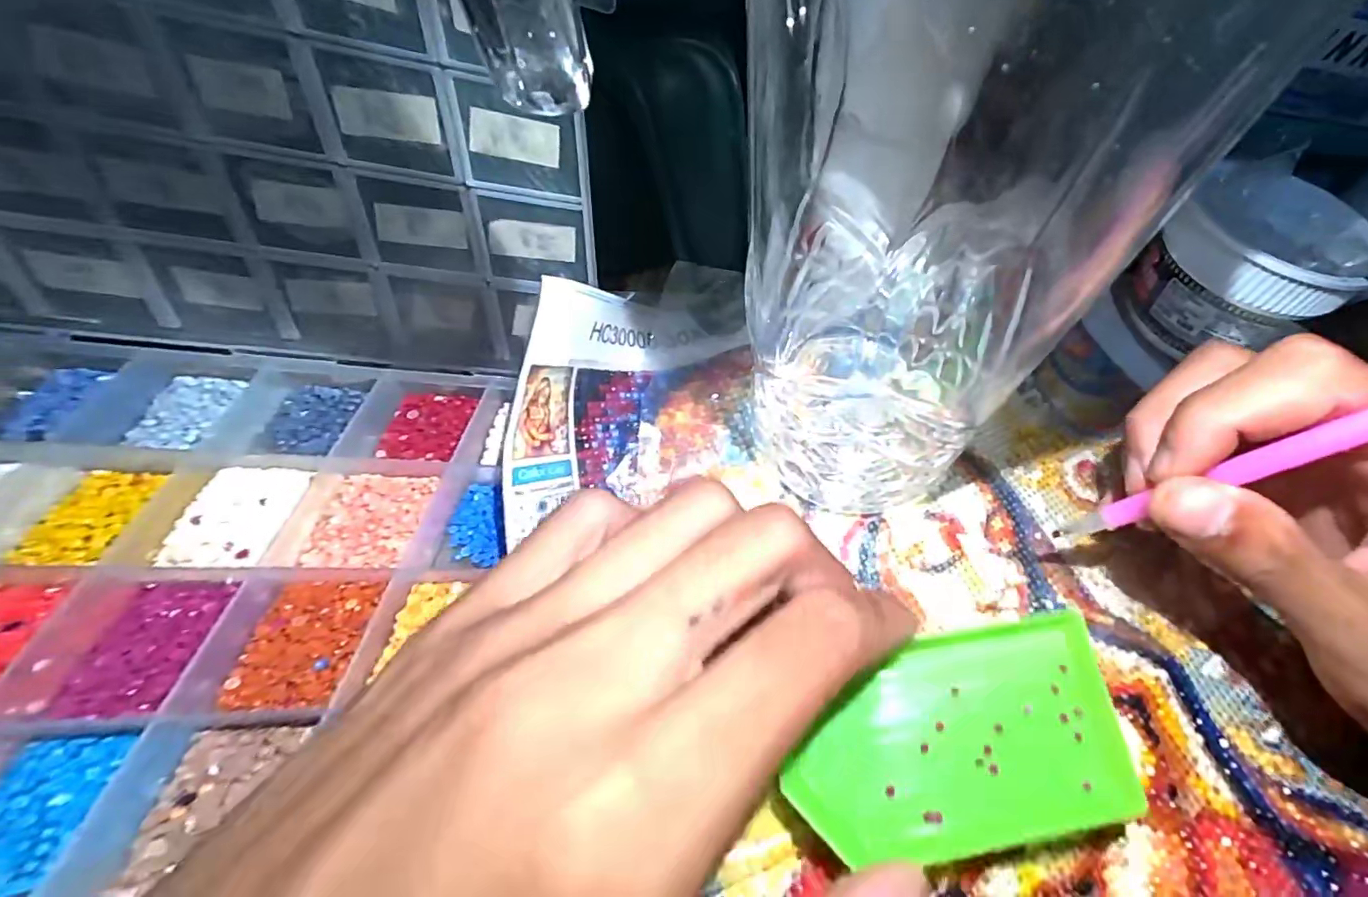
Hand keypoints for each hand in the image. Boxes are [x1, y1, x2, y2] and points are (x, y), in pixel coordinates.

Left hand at [162, 482, 923, 896]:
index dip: (880, 619)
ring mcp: (512, 633)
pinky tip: (644, 591)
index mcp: (650, 794)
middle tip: (826, 622)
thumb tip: (914, 870)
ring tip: (747, 599)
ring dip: (744, 544)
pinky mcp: (453, 624)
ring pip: (689, 507)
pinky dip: (648, 535)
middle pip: (765, 541)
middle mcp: (592, 676)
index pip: (815, 634)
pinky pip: (593, 518)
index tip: (896, 631)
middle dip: (825, 569)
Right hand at [1122, 336, 1367, 792]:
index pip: (1311, 377)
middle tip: (1145, 500)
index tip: (1165, 490)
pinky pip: (1220, 435)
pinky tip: (1157, 507)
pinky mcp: (1301, 469)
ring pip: (1225, 388)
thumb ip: (1277, 567)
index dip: (1220, 416)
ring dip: (1165, 435)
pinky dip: (1173, 461)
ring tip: (1144, 506)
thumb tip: (1168, 500)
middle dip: (1181, 421)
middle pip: (1256, 369)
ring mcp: (1334, 442)